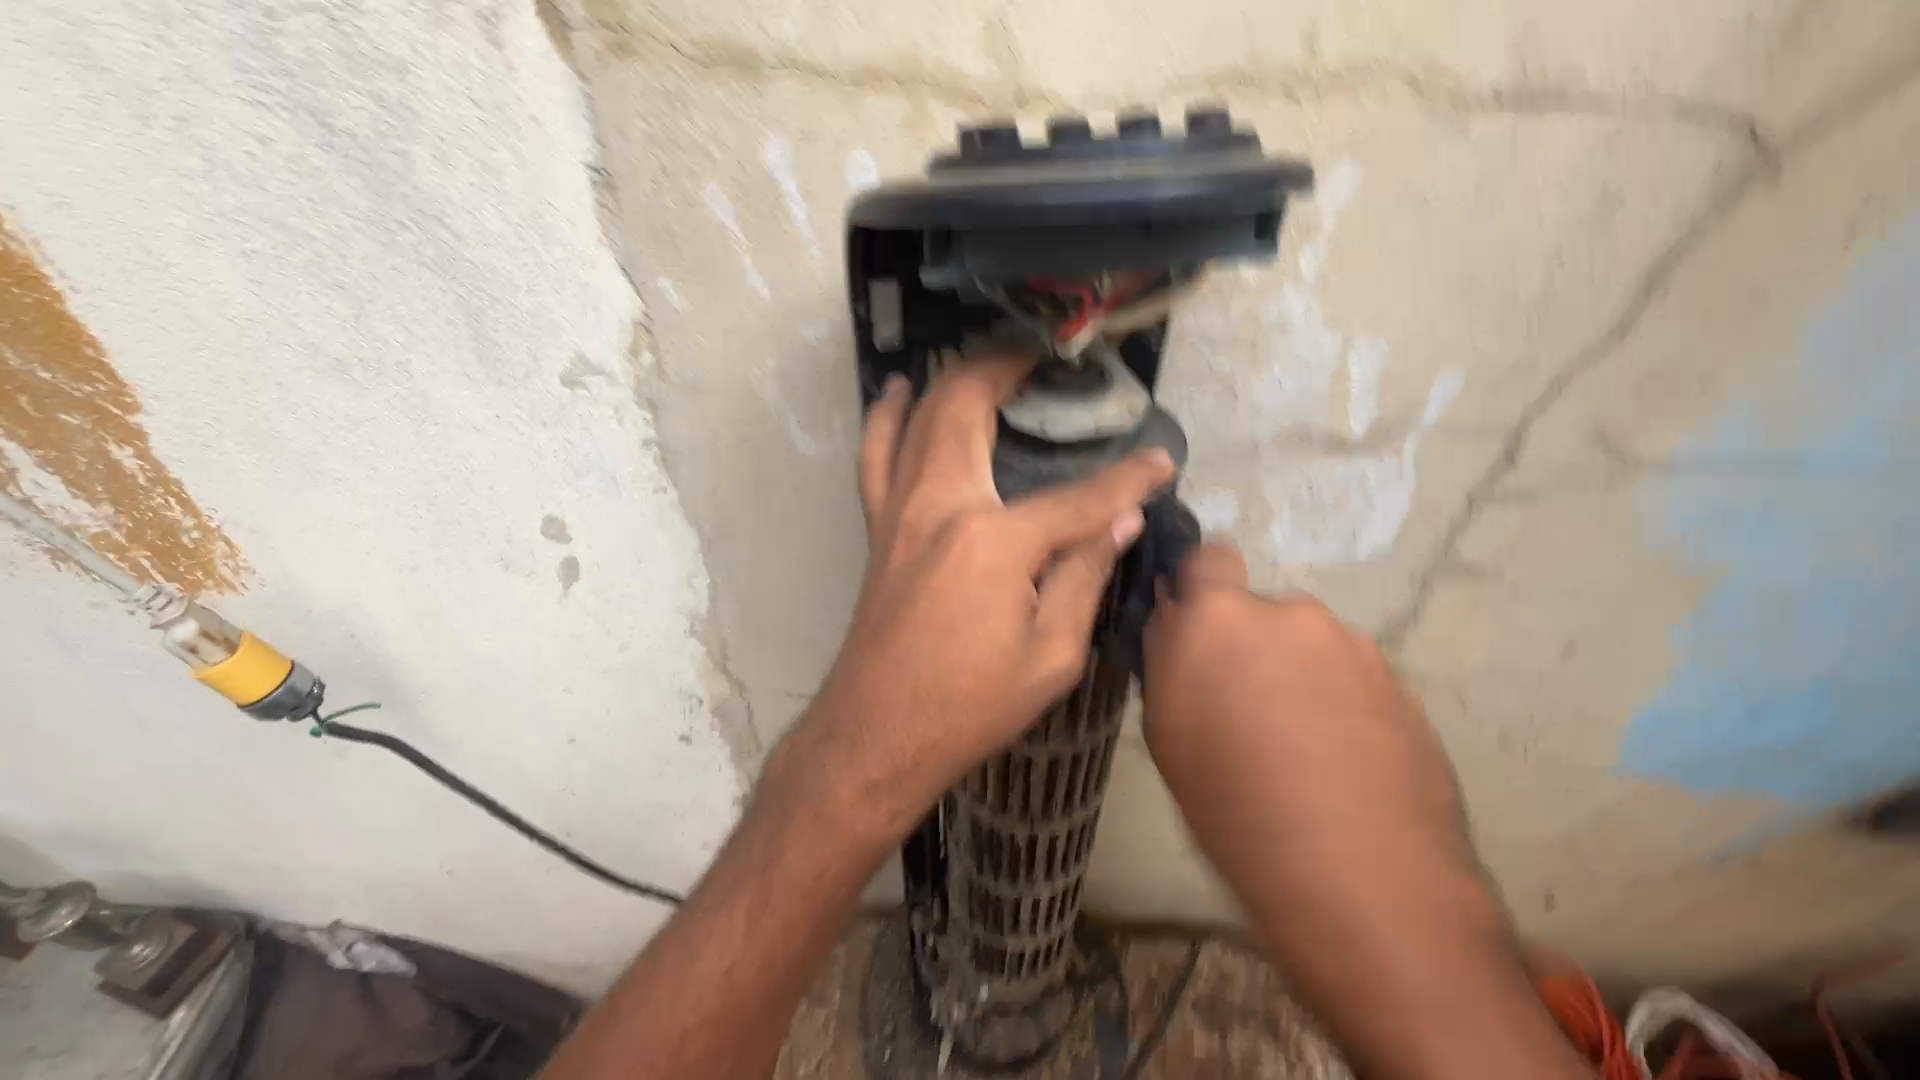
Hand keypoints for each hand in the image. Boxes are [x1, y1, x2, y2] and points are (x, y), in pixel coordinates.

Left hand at [801, 351, 1174, 832]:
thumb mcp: (1052, 657)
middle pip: (968, 407)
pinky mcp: (878, 527)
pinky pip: (877, 452)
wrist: (877, 733)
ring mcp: (898, 511)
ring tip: (986, 355)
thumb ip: (1084, 575)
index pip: (1078, 497)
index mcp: (993, 541)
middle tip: (1043, 351)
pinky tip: (897, 392)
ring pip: (918, 415)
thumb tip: (1121, 519)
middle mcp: (939, 506)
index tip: (1161, 461)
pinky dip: (888, 415)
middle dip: (1006, 365)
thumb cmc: (969, 706)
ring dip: (952, 376)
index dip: (1127, 480)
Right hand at [1142, 543, 1586, 1079]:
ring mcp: (1353, 646)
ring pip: (1307, 646)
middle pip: (1258, 612)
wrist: (1362, 875)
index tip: (1195, 624)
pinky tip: (1339, 761)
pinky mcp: (1401, 682)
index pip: (1205, 558)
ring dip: (1295, 676)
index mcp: (1219, 620)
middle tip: (1244, 710)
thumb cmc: (1234, 809)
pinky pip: (1350, 677)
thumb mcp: (1168, 737)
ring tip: (1300, 747)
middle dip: (1248, 646)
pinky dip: (1338, 703)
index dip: (1199, 584)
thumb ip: (1169, 663)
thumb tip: (1174, 627)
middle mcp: (1289, 615)